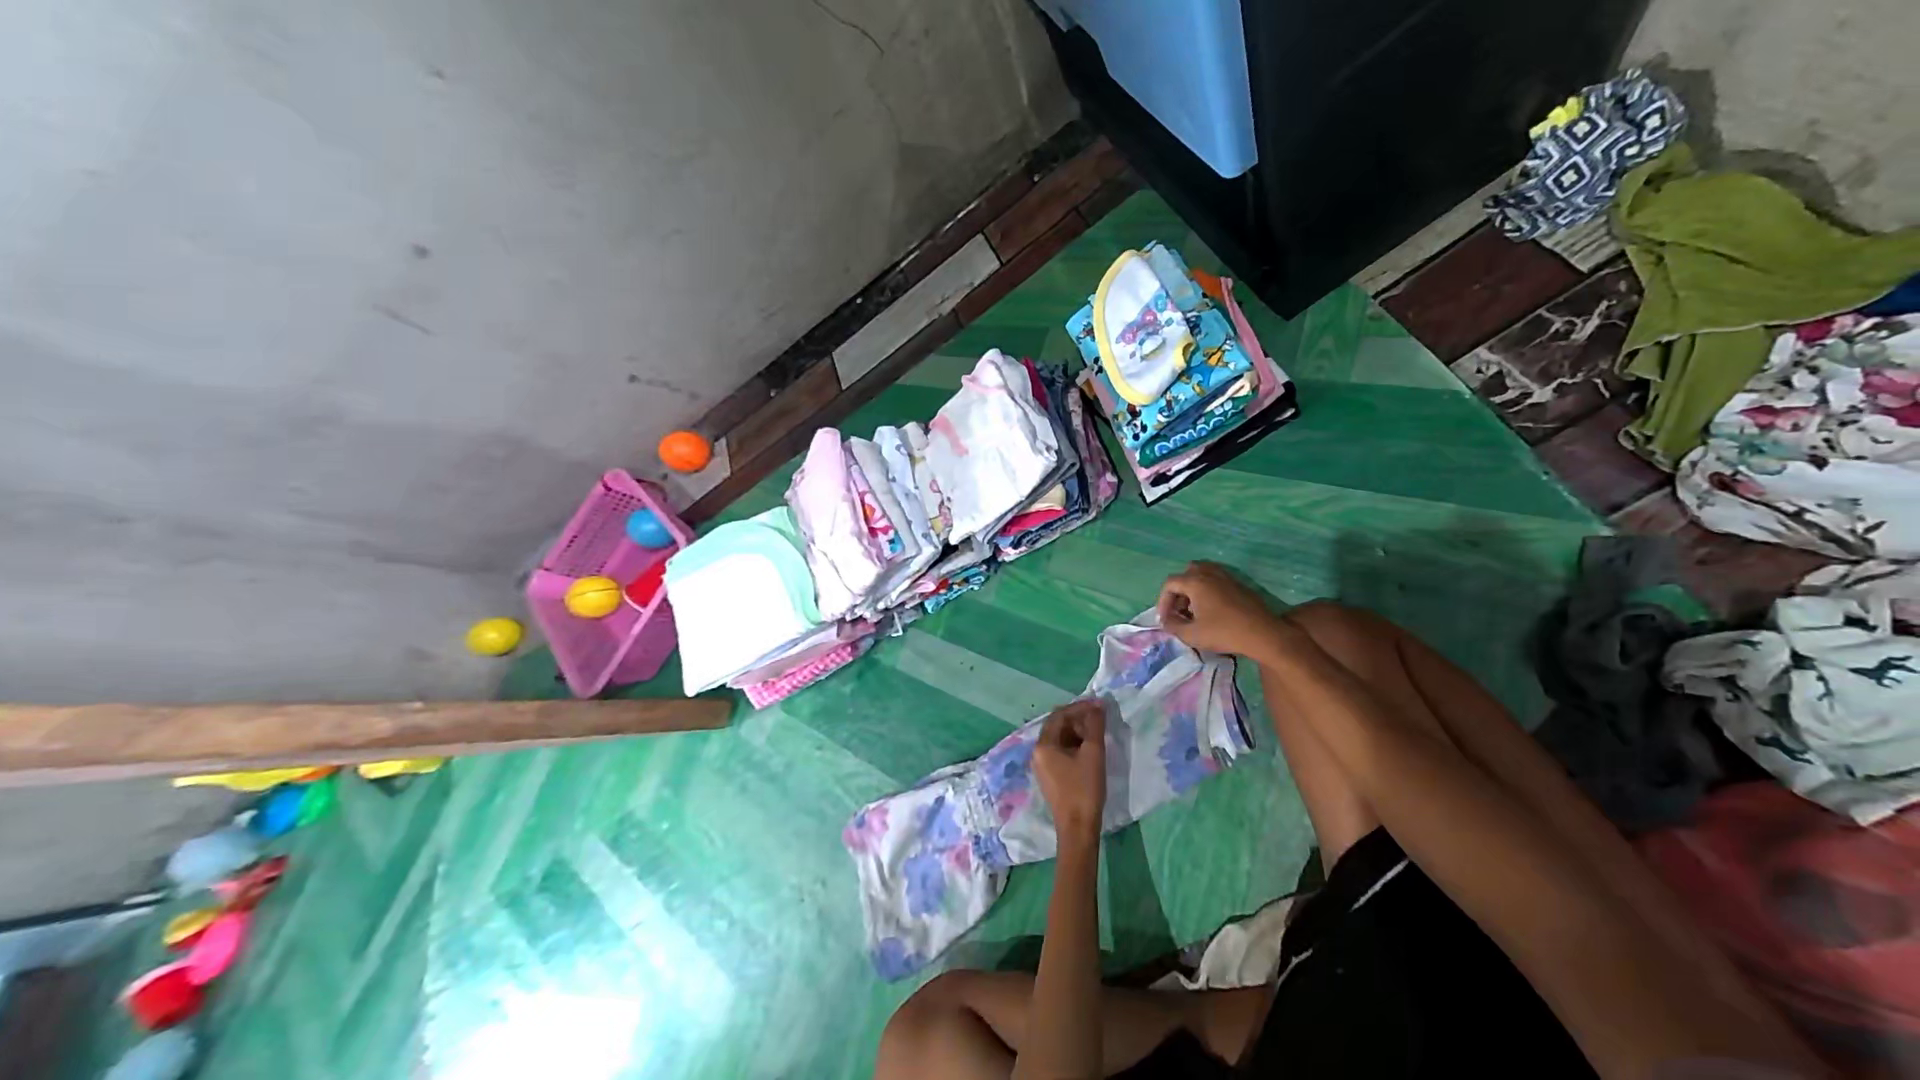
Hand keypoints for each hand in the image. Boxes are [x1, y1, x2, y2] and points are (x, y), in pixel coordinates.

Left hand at [1033, 699, 1106, 839]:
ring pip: (1059, 739)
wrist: (1078, 828)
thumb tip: (1098, 705)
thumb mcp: (1093, 753)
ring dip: (1077, 732)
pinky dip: (1074, 746)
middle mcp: (1037, 753)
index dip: (1080, 707)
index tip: (1100, 706)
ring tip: (1098, 734)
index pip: (1059, 715)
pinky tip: (1090, 750)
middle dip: (1079, 719)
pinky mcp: (1050, 776)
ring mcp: (1042, 766)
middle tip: (1100, 719)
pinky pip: (1060, 752)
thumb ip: (1095, 726)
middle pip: (1057, 726)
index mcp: (1043, 745)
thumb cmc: (1084, 788)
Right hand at [1156, 561, 1282, 656]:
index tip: (1166, 619)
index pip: (1170, 584)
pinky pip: (1217, 579)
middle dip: (1179, 591)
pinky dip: (1208, 589)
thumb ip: (1173, 625)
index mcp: (1195, 582)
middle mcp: (1209, 573)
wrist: (1262, 634)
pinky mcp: (1239, 584)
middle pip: (1186, 574)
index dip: (1163, 601)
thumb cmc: (1224, 633)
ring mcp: (1226, 577)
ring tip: (1195, 609)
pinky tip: (1213, 609)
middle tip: (1181, 610)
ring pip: (1203, 574)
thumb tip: (1166, 620)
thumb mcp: (1191, 634)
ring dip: (1194, 588)